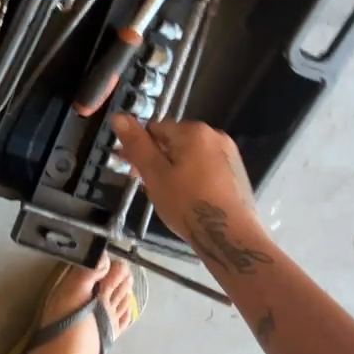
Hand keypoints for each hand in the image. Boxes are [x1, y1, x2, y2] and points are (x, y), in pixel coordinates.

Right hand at [110, 115, 264, 247]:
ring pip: (188, 155)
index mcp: (193, 131)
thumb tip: (118, 116)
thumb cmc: (188, 203)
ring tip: (168, 196)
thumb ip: (137, 144)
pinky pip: (204, 166)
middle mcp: (214, 135)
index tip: (134, 173)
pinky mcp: (236, 172)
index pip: (154, 129)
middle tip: (149, 188)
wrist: (232, 237)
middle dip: (157, 160)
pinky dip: (191, 177)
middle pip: (173, 141)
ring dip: (173, 169)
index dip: (140, 150)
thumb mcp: (154, 174)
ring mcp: (229, 154)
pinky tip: (188, 198)